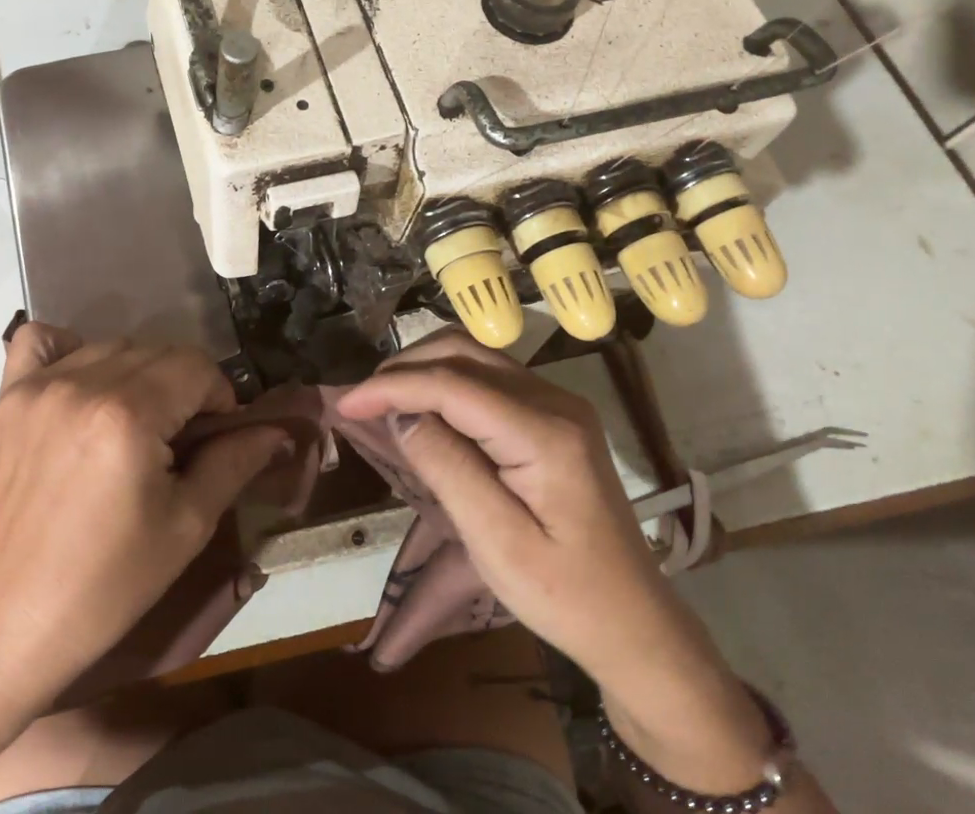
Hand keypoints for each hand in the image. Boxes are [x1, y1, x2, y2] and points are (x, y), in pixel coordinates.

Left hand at [0, 324, 287, 712]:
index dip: (219, 398)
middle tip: (179, 445)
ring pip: (107, 346)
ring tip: (133, 428)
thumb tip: (277, 431)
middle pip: (155, 351)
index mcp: (128, 413)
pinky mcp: (6, 400)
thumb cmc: (108, 583)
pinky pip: (39, 342)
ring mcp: (36, 387)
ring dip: (134, 375)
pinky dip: (68, 351)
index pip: (195, 365)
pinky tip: (83, 391)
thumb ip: (234, 462)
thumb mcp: (187, 525)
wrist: (10, 617)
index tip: (216, 440)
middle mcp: (80, 383)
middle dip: (181, 388)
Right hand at [335, 331, 774, 794]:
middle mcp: (556, 403)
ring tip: (379, 405)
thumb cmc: (564, 594)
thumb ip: (447, 468)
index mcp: (545, 434)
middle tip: (358, 404)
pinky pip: (488, 379)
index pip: (451, 384)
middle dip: (402, 369)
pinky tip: (420, 411)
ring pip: (474, 358)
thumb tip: (400, 415)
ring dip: (422, 371)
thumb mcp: (496, 542)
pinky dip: (444, 384)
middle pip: (463, 353)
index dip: (391, 387)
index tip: (342, 405)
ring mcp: (559, 406)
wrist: (632, 622)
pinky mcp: (554, 419)